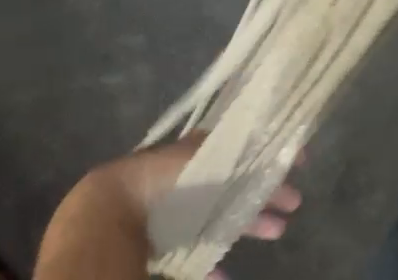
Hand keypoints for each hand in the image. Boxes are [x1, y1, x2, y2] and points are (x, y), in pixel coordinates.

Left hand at [36, 136, 302, 279]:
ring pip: (220, 217)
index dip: (268, 157)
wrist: (102, 220)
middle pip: (234, 185)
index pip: (241, 152)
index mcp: (198, 154)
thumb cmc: (157, 181)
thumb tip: (272, 132)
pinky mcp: (159, 245)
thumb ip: (236, 147)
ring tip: (278, 231)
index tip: (295, 165)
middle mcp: (188, 180)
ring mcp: (174, 214)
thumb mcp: (202, 155)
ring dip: (250, 224)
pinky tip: (225, 274)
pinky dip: (210, 261)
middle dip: (265, 194)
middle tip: (293, 203)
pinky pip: (191, 253)